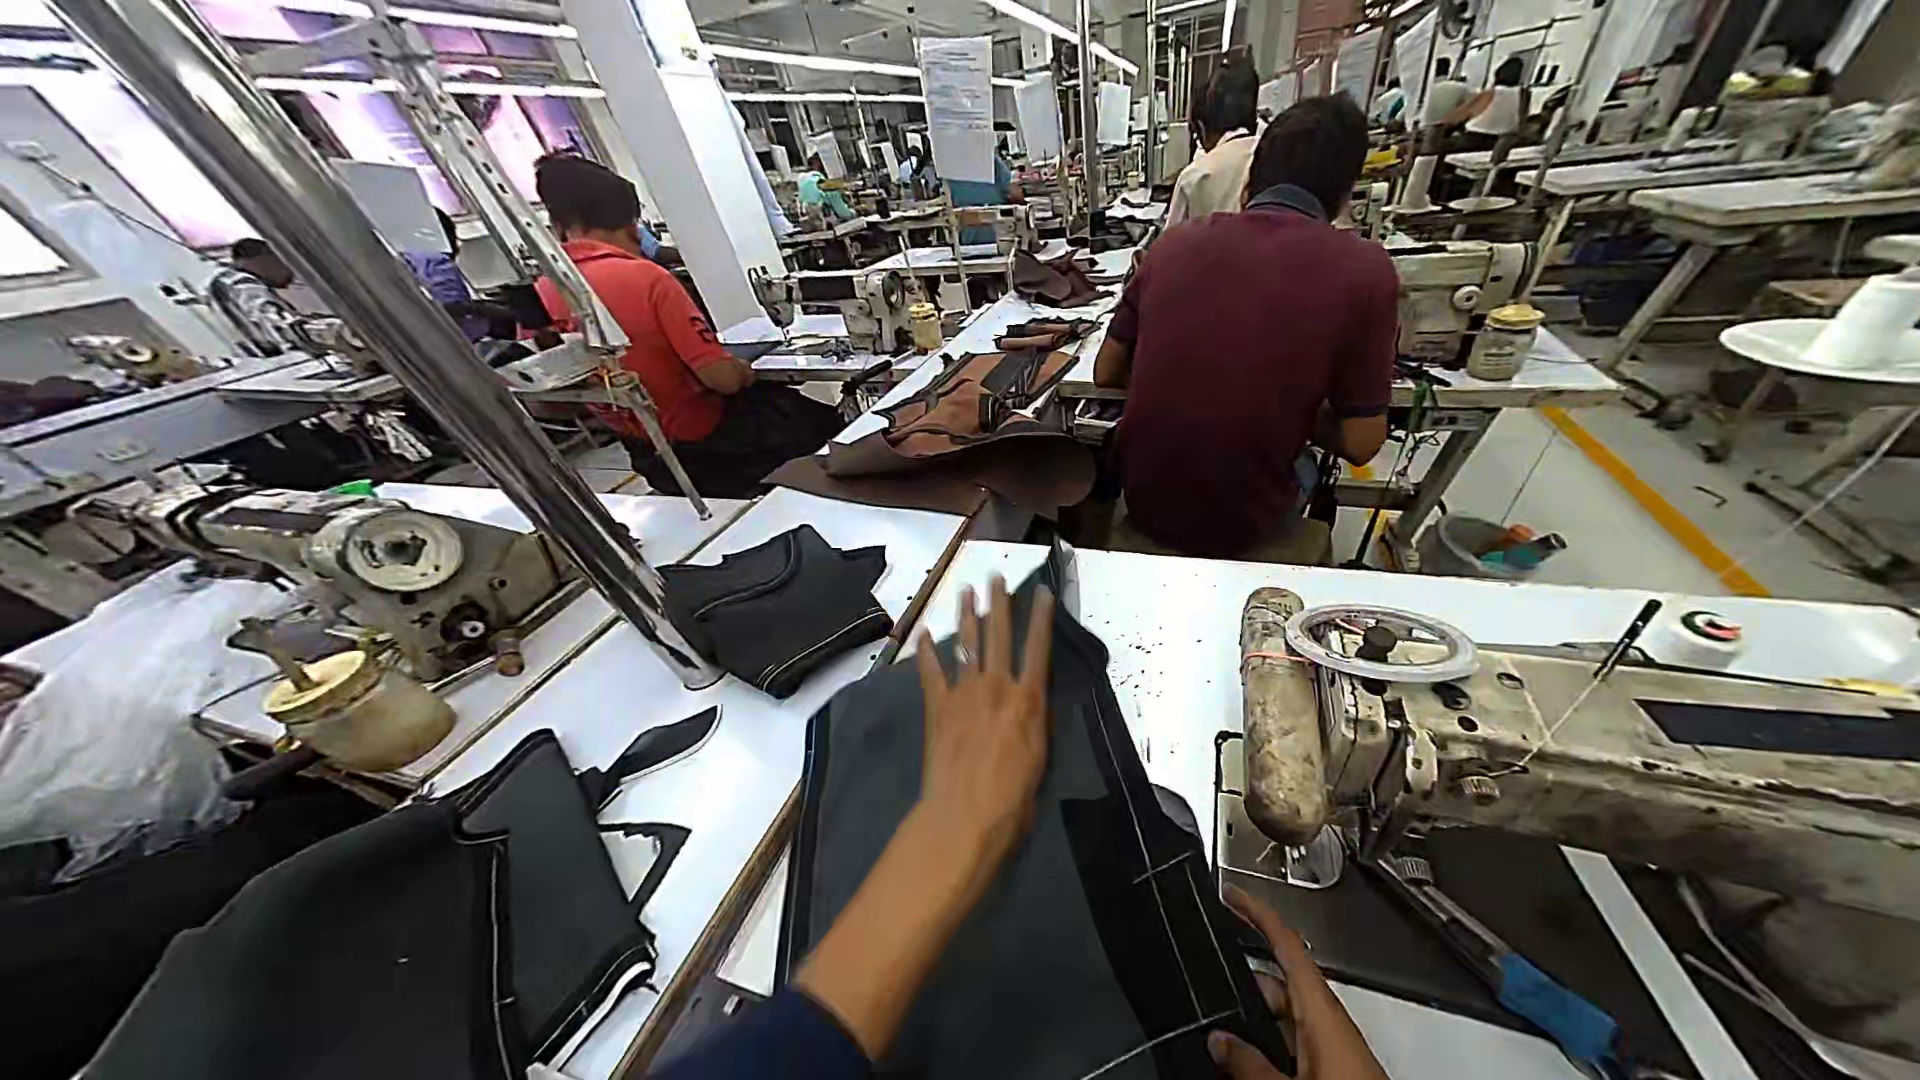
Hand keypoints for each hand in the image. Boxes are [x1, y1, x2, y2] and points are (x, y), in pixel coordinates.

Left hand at [913, 577, 1054, 862]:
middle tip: (995, 576)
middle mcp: (997, 687)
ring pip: (967, 644)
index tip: (1041, 591)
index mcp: (1028, 700)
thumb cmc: (1013, 798)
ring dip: (967, 615)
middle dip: (999, 603)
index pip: (1038, 649)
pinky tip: (925, 633)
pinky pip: (931, 672)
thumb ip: (1035, 722)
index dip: (1041, 618)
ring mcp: (964, 693)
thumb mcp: (1039, 757)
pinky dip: (928, 652)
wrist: (964, 814)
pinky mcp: (938, 705)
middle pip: (999, 635)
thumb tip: (1031, 703)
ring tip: (966, 591)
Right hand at [1210, 885, 1390, 1079]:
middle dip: (1245, 980)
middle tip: (1215, 984)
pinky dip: (1273, 1040)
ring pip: (1288, 1013)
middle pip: (1281, 979)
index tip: (1232, 893)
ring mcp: (1338, 1048)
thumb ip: (1250, 1062)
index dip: (1256, 912)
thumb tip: (1220, 1040)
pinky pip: (1297, 1039)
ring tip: (1229, 1035)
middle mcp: (1332, 1023)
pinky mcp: (1339, 1070)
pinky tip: (1256, 1063)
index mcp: (1323, 1012)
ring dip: (1258, 1015)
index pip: (1286, 942)